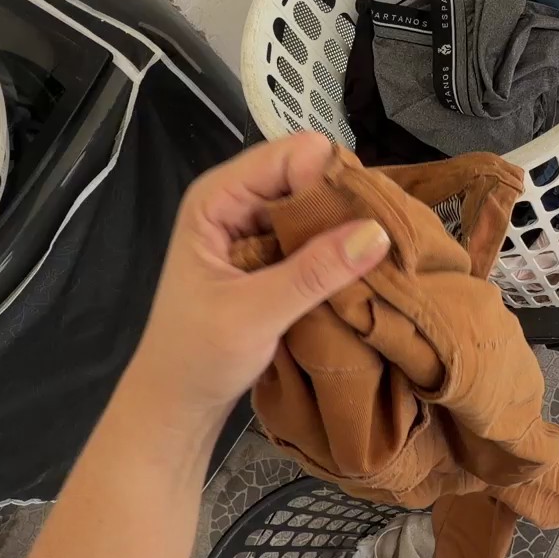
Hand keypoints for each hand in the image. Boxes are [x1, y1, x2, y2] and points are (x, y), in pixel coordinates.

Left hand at [130, 132, 388, 412]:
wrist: (178, 401)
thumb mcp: (254, 314)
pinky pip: (318, 232)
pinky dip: (341, 248)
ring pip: (318, 203)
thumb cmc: (198, 356)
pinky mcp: (275, 252)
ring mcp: (258, 226)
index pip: (290, 155)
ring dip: (347, 227)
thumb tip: (377, 232)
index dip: (328, 179)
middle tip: (380, 240)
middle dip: (344, 201)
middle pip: (309, 172)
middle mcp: (239, 200)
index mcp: (218, 197)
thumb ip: (313, 272)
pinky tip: (363, 268)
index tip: (363, 220)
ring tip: (379, 255)